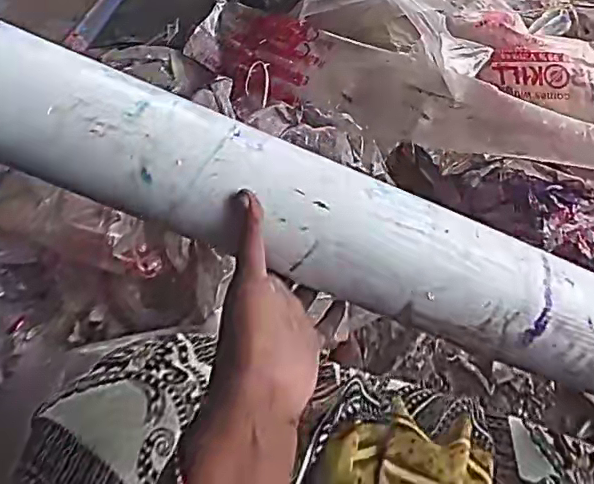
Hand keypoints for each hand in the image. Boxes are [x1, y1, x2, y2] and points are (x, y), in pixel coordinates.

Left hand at [209, 191, 329, 426]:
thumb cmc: (248, 341)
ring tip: (340, 260)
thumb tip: (246, 200)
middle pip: (293, 271)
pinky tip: (347, 301)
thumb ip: (251, 241)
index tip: (293, 211)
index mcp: (258, 282)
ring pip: (312, 296)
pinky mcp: (310, 344)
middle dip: (305, 255)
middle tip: (324, 231)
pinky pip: (328, 325)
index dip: (279, 233)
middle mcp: (276, 300)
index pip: (268, 249)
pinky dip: (338, 314)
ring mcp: (294, 322)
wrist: (262, 394)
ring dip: (323, 282)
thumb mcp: (249, 279)